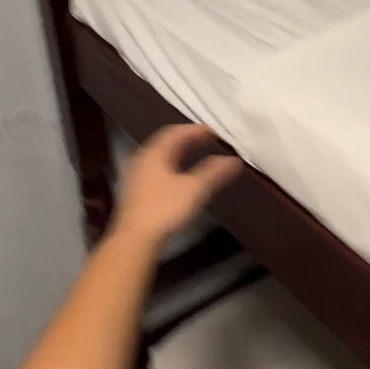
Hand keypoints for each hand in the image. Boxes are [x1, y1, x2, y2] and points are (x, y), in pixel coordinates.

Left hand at [110, 125, 244, 246]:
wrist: (134, 238)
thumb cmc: (164, 209)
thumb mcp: (194, 189)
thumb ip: (214, 172)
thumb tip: (234, 160)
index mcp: (154, 153)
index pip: (175, 132)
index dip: (195, 130)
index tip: (213, 131)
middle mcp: (142, 159)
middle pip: (165, 143)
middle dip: (187, 140)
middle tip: (206, 140)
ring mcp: (136, 176)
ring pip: (160, 157)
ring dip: (178, 153)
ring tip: (195, 155)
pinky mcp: (135, 192)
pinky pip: (156, 170)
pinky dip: (171, 166)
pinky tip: (179, 177)